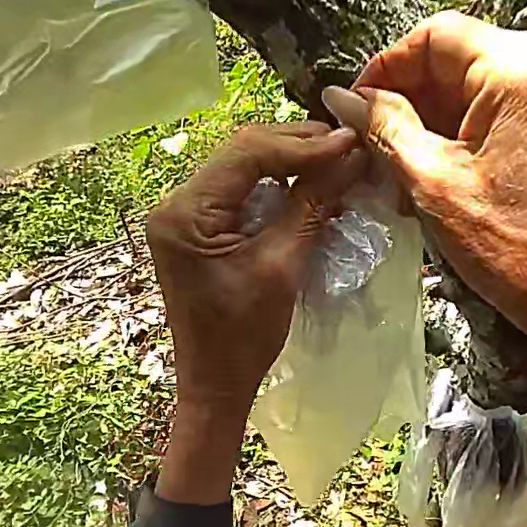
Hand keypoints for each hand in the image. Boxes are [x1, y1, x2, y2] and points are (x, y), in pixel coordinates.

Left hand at [147, 123, 365, 502]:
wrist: (216, 383)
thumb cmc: (244, 338)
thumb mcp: (281, 267)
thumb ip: (310, 206)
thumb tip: (350, 159)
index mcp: (185, 213)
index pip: (247, 154)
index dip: (302, 144)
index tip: (350, 142)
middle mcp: (176, 205)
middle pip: (243, 155)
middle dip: (297, 149)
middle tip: (348, 148)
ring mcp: (184, 218)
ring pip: (243, 171)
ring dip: (290, 166)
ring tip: (336, 164)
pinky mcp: (197, 232)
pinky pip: (240, 196)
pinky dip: (276, 191)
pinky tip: (310, 188)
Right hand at [352, 12, 526, 402]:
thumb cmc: (510, 249)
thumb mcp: (432, 184)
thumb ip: (385, 128)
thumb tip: (343, 97)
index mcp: (524, 67)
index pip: (434, 37)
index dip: (385, 69)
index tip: (356, 107)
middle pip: (458, 57)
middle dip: (410, 101)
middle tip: (376, 148)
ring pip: (479, 81)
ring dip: (435, 118)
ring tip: (405, 169)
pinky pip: (506, 100)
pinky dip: (469, 127)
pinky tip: (443, 166)